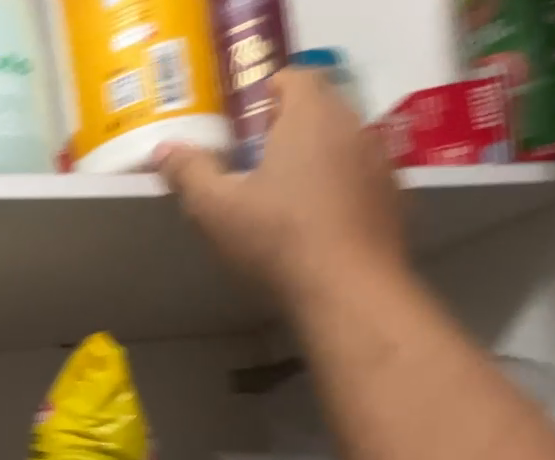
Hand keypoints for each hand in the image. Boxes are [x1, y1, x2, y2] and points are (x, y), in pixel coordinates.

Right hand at [153, 67, 406, 303]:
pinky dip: (336, 191)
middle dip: (284, 130)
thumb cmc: (276, 238)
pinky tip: (313, 227)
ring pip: (338, 145)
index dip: (263, 94)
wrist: (347, 287)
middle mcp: (352, 124)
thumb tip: (163, 150)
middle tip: (250, 167)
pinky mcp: (391, 196)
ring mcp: (379, 159)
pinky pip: (357, 179)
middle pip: (317, 109)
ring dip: (311, 162)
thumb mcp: (215, 208)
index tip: (239, 127)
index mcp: (309, 115)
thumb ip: (189, 173)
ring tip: (280, 201)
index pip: (292, 76)